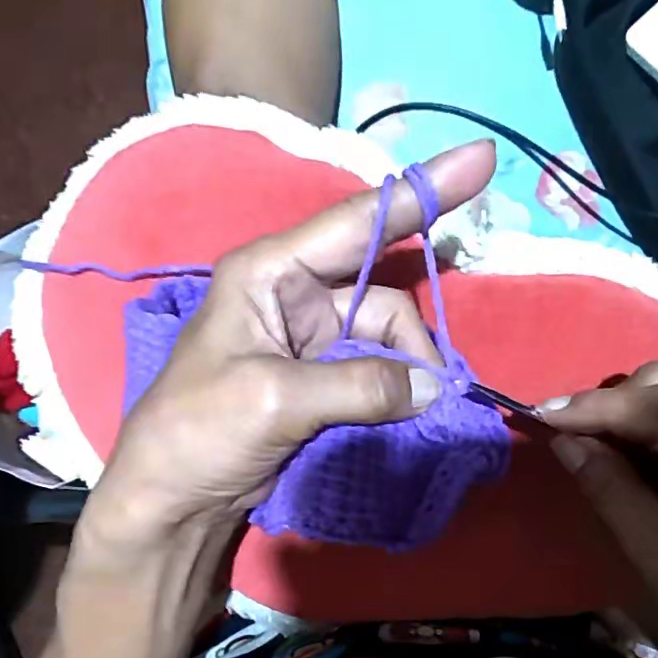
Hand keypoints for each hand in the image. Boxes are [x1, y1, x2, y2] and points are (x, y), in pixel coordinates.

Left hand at [78, 140, 496, 559]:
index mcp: (269, 273)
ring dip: (409, 373)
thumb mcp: (275, 398)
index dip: (422, 194)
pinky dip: (397, 390)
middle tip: (439, 392)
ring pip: (384, 340)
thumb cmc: (200, 430)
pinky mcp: (319, 382)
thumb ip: (358, 385)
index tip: (483, 160)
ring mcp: (309, 341)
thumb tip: (433, 388)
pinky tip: (414, 413)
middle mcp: (293, 295)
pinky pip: (375, 373)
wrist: (174, 497)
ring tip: (424, 411)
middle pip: (381, 296)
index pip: (356, 224)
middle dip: (414, 341)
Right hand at [542, 362, 657, 657]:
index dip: (603, 407)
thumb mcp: (651, 552)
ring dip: (619, 409)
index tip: (544, 416)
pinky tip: (614, 446)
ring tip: (584, 440)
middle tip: (561, 431)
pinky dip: (634, 420)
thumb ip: (609, 488)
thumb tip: (562, 437)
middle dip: (609, 403)